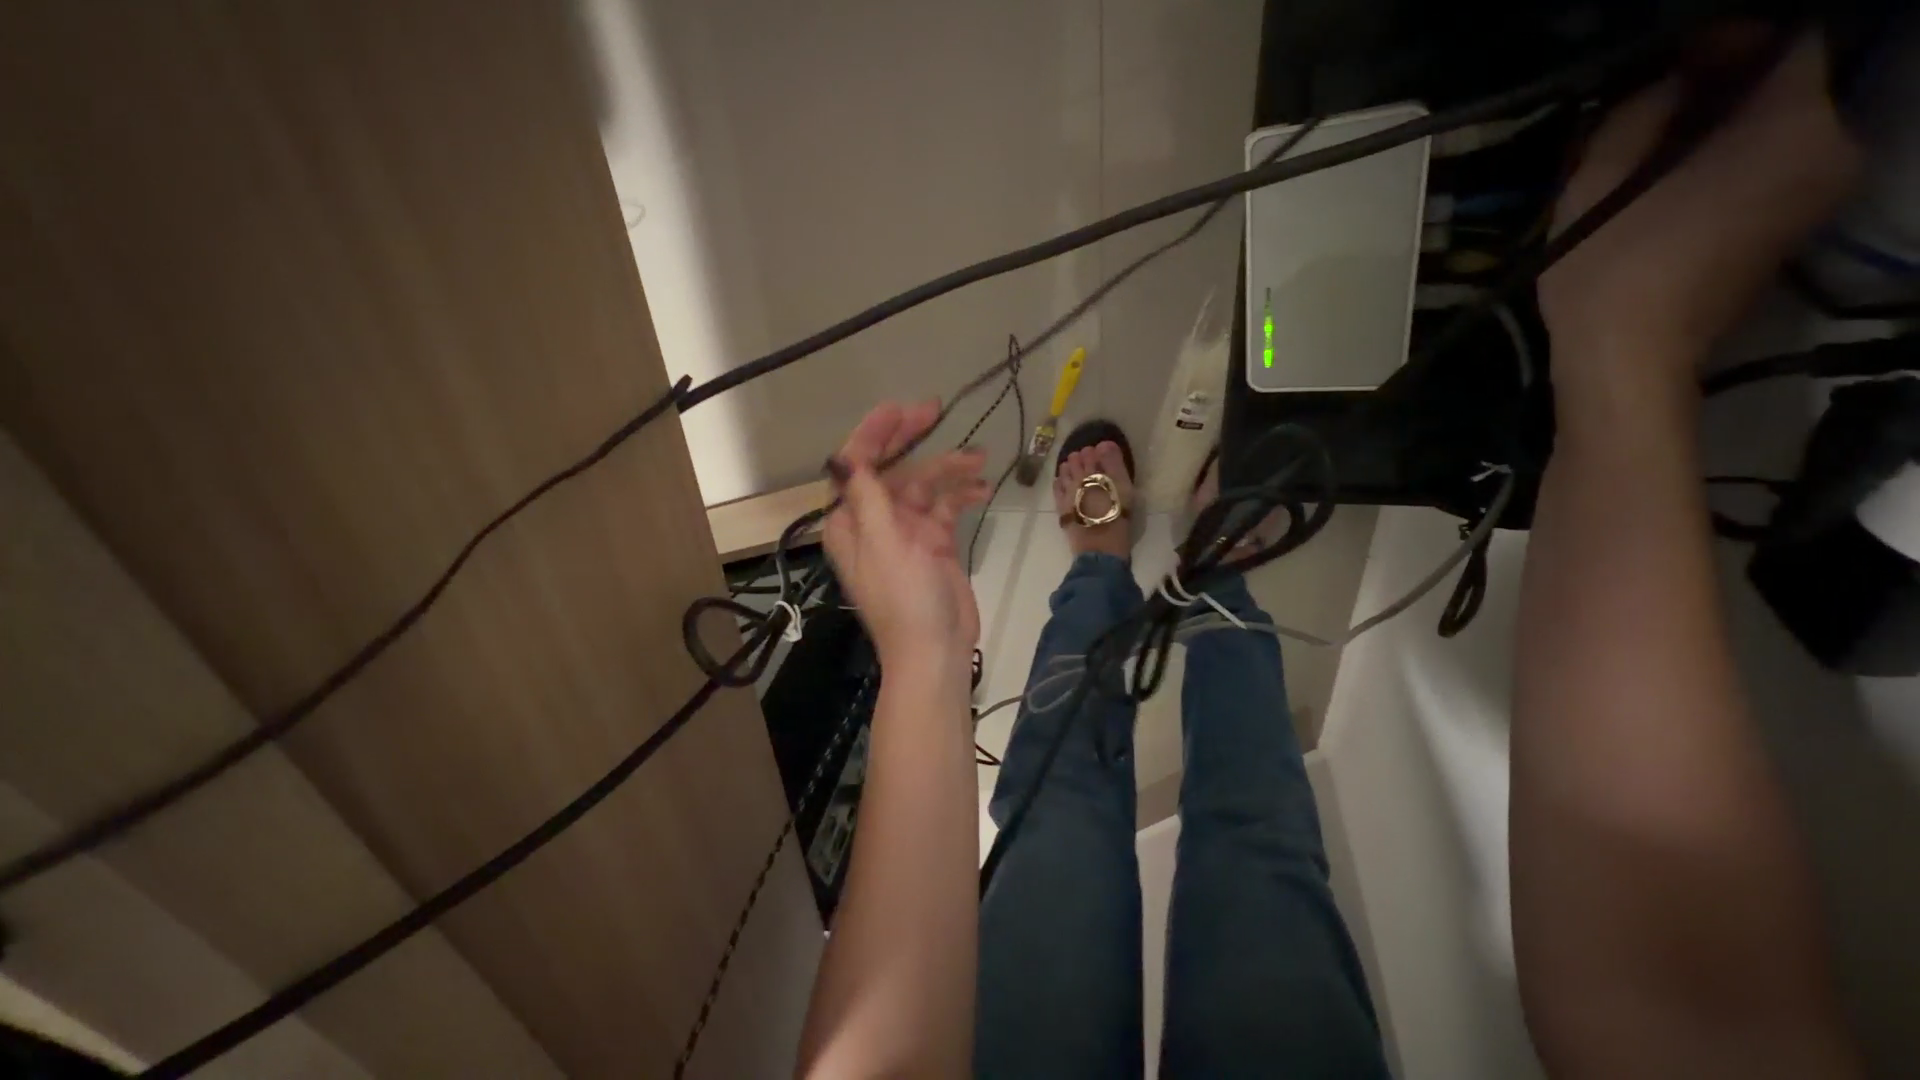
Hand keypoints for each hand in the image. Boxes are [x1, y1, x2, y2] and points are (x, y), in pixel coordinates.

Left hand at [824, 402, 988, 667]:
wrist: (935, 649)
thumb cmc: (903, 598)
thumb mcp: (882, 543)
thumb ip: (867, 496)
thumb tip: (844, 456)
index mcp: (850, 521)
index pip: (855, 464)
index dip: (874, 433)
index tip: (901, 409)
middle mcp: (874, 520)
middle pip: (891, 467)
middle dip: (912, 439)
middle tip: (936, 409)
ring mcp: (906, 531)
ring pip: (924, 484)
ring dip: (948, 468)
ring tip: (979, 458)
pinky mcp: (934, 543)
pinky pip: (946, 506)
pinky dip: (962, 494)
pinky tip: (982, 488)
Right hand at [1540, 32, 1859, 403]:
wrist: (1629, 364)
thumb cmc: (1611, 270)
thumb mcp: (1598, 177)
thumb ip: (1639, 111)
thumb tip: (1666, 85)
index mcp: (1793, 126)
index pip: (1787, 42)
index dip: (1725, 43)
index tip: (1665, 69)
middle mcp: (1832, 151)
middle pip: (1787, 89)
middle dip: (1722, 89)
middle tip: (1648, 112)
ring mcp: (1818, 197)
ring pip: (1777, 132)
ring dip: (1718, 132)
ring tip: (1648, 155)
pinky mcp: (1793, 231)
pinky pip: (1771, 170)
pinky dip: (1727, 167)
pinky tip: (1668, 191)